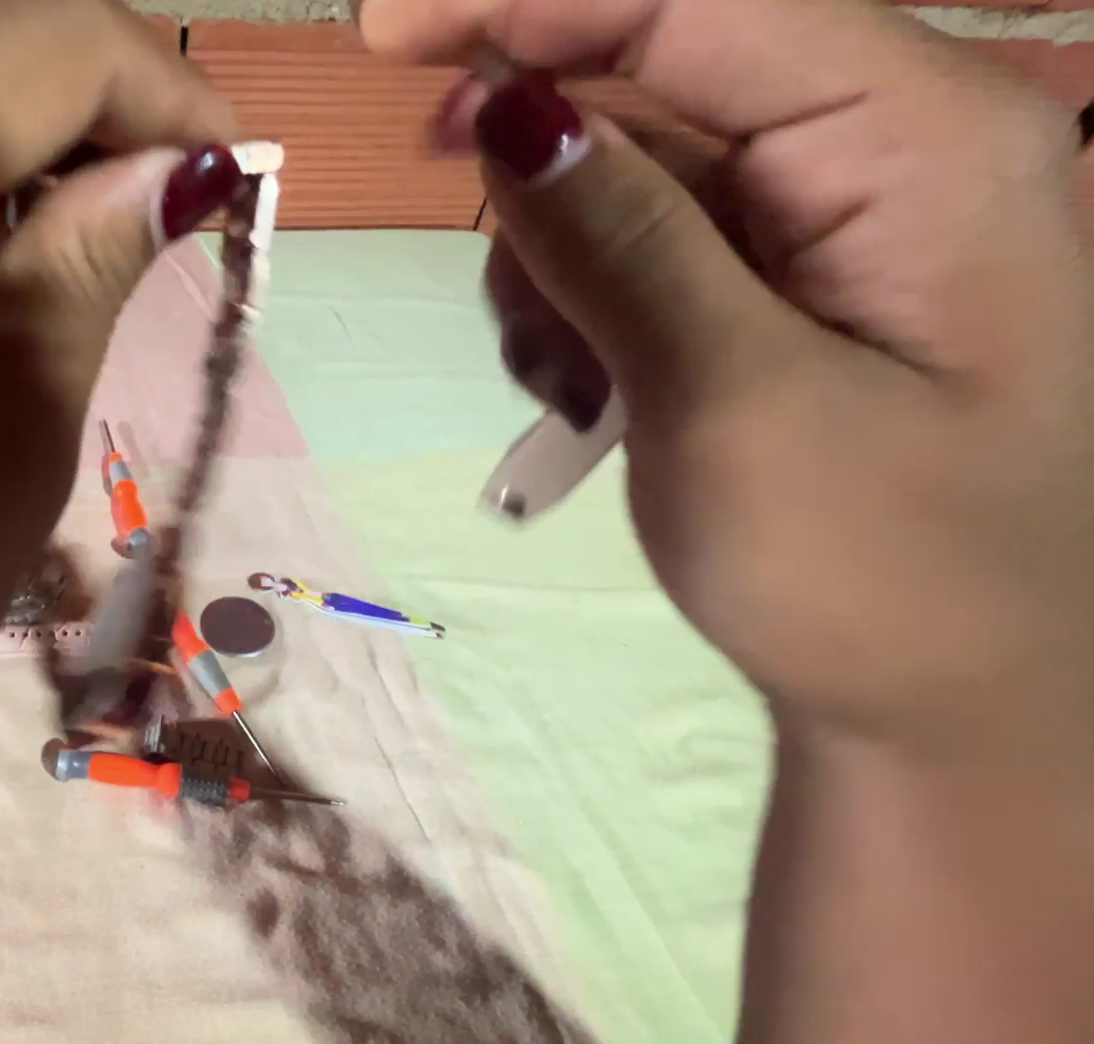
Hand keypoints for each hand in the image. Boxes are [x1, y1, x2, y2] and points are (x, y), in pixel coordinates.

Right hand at [362, 0, 1093, 760]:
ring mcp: (810, 227)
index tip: (389, 29)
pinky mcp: (758, 290)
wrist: (932, 696)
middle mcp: (874, 152)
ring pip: (613, 185)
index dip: (533, 0)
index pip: (702, 1)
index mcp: (918, 140)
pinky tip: (585, 395)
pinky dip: (568, 314)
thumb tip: (505, 110)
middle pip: (649, 86)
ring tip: (570, 387)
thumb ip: (619, 243)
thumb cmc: (869, 564)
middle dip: (537, 175)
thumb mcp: (725, 398)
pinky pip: (621, 256)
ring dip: (548, 274)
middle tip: (493, 266)